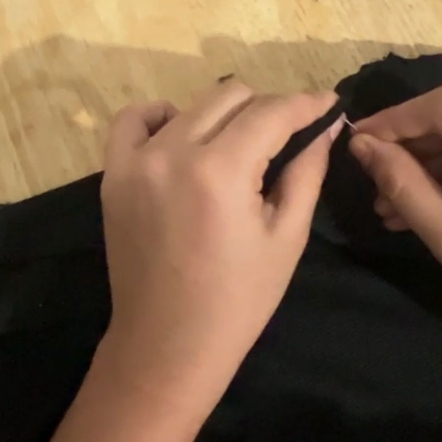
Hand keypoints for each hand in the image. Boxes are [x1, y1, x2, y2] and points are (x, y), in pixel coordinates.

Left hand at [96, 82, 340, 422]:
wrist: (166, 344)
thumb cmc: (238, 300)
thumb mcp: (287, 237)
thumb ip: (307, 171)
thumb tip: (325, 126)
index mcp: (221, 171)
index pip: (271, 112)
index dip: (307, 104)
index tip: (328, 105)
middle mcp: (174, 152)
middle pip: (231, 96)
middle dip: (267, 109)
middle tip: (286, 138)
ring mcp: (136, 161)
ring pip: (190, 106)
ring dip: (222, 118)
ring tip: (237, 150)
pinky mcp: (113, 175)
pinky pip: (133, 120)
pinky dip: (162, 118)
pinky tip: (182, 136)